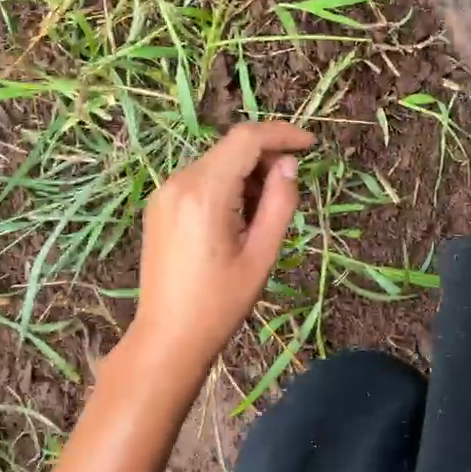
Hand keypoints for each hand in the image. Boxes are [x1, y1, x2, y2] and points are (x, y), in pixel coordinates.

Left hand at [131, 121, 315, 371]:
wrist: (167, 337)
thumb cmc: (220, 302)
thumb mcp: (262, 254)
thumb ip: (279, 202)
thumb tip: (289, 165)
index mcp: (204, 192)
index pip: (246, 139)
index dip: (282, 134)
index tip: (311, 144)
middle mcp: (178, 182)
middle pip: (231, 148)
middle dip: (266, 157)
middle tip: (289, 190)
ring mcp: (164, 193)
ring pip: (216, 162)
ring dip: (247, 173)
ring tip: (262, 214)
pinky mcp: (159, 206)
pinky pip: (200, 179)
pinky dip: (226, 185)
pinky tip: (237, 218)